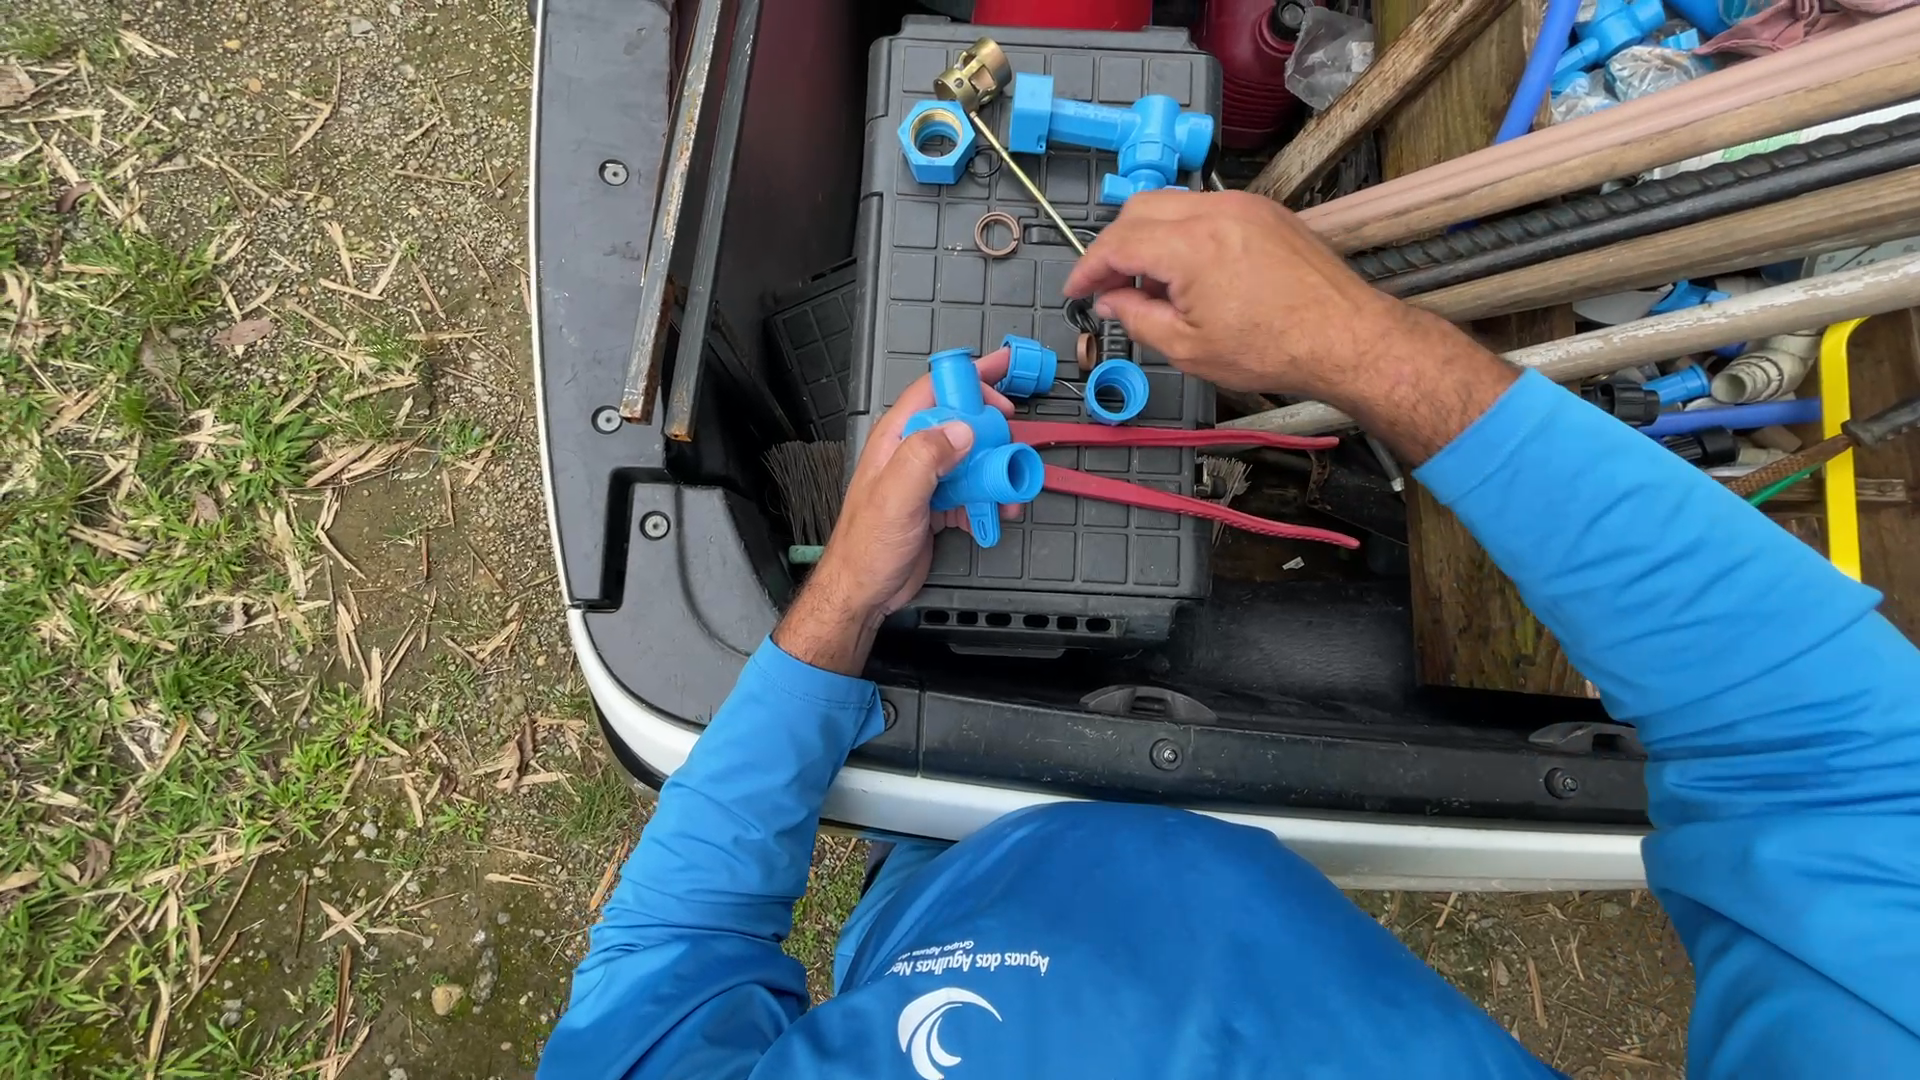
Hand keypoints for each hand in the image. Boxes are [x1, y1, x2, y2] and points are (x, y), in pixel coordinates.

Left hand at [773, 349, 1016, 674]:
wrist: (864, 592)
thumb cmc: (867, 548)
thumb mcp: (896, 497)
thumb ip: (926, 457)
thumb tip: (964, 430)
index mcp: (897, 438)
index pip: (936, 389)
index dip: (970, 379)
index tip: (1001, 377)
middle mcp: (911, 452)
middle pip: (960, 421)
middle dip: (993, 428)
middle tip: (1013, 440)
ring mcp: (926, 479)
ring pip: (971, 458)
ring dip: (997, 471)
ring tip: (1012, 488)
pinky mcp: (936, 505)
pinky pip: (971, 491)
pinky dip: (989, 499)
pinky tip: (998, 513)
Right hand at [1063, 190, 1421, 400]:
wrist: (1343, 338)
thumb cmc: (1273, 348)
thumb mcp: (1186, 348)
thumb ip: (1135, 318)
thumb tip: (1110, 301)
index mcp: (1192, 246)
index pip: (1118, 242)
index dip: (1088, 267)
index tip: (1076, 289)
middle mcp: (1216, 211)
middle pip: (1139, 209)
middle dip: (1114, 247)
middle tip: (1108, 287)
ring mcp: (1243, 205)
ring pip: (1171, 204)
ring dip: (1146, 238)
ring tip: (1147, 285)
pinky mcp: (1263, 211)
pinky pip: (1203, 209)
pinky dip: (1179, 233)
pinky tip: (1183, 272)